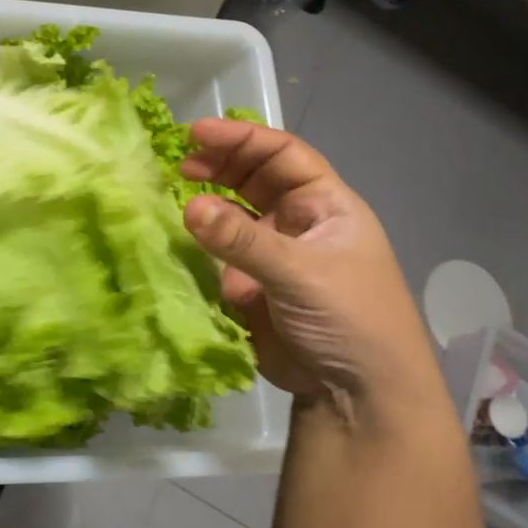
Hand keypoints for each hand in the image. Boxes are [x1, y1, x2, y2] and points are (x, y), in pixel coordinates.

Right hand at [180, 118, 441, 411]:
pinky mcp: (248, 288)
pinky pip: (217, 257)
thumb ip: (242, 240)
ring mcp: (271, 257)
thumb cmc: (350, 319)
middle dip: (220, 166)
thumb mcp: (300, 273)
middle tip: (179, 165)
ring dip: (205, 205)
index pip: (284, 156)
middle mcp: (298, 224)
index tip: (196, 134)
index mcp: (326, 206)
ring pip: (232, 217)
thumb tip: (187, 206)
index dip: (242, 140)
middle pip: (254, 180)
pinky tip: (173, 241)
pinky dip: (195, 245)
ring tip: (171, 198)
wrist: (356, 393)